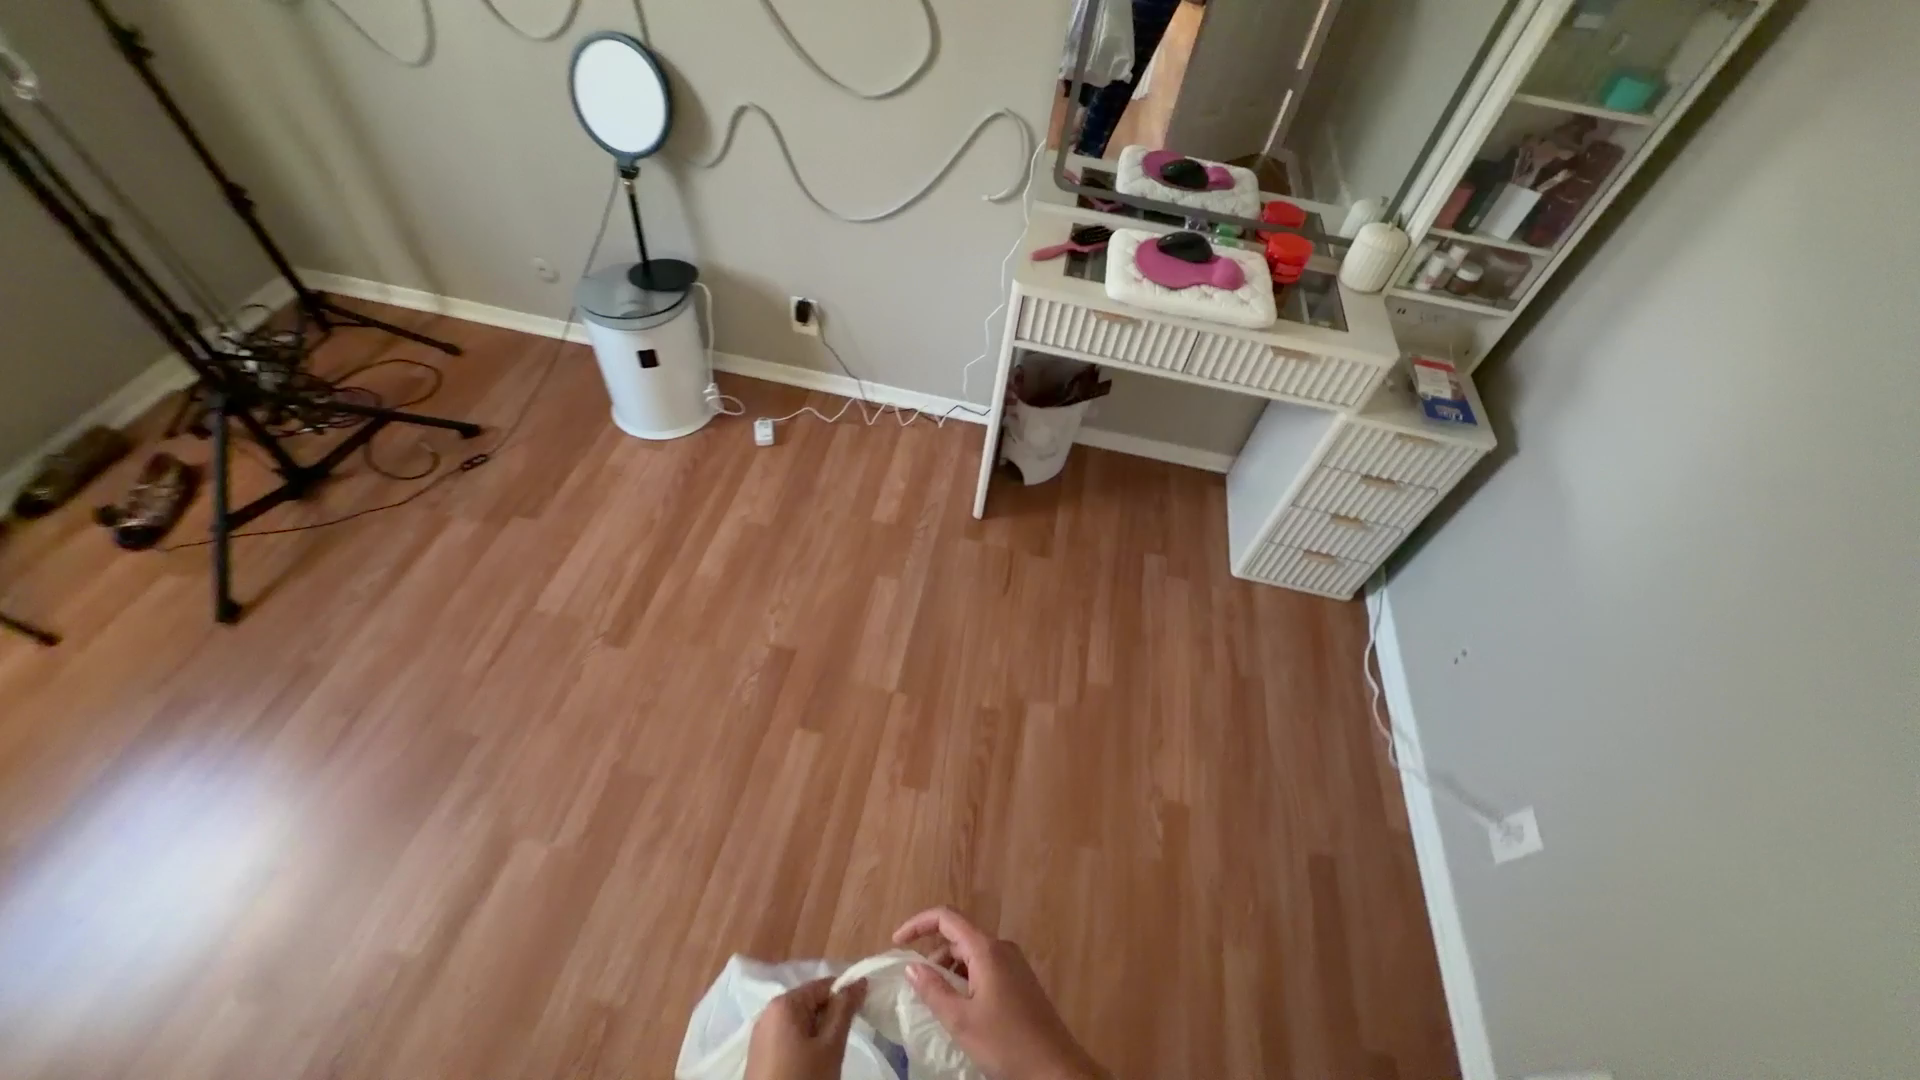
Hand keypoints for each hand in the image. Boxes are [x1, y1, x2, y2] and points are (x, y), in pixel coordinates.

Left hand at [746, 977, 867, 1079]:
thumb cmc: (804, 1079)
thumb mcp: (830, 1046)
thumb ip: (845, 1009)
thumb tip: (859, 980)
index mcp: (784, 1003)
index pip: (824, 985)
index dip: (845, 998)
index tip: (858, 1017)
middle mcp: (768, 1011)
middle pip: (811, 1003)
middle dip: (829, 1020)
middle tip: (838, 1044)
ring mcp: (761, 1034)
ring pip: (801, 1022)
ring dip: (817, 1035)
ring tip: (823, 1058)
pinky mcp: (759, 1054)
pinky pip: (788, 1037)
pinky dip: (802, 1047)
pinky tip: (807, 1068)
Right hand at [892, 907, 1106, 1079]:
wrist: (1056, 1068)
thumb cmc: (1006, 1042)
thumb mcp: (961, 1020)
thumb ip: (933, 990)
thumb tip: (911, 966)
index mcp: (986, 949)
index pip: (946, 917)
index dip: (918, 924)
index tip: (896, 943)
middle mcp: (1001, 947)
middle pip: (958, 935)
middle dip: (932, 952)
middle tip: (915, 983)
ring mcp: (1014, 962)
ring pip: (972, 953)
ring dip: (949, 968)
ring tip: (935, 999)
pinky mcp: (1020, 979)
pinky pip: (985, 966)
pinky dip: (966, 977)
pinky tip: (960, 1005)